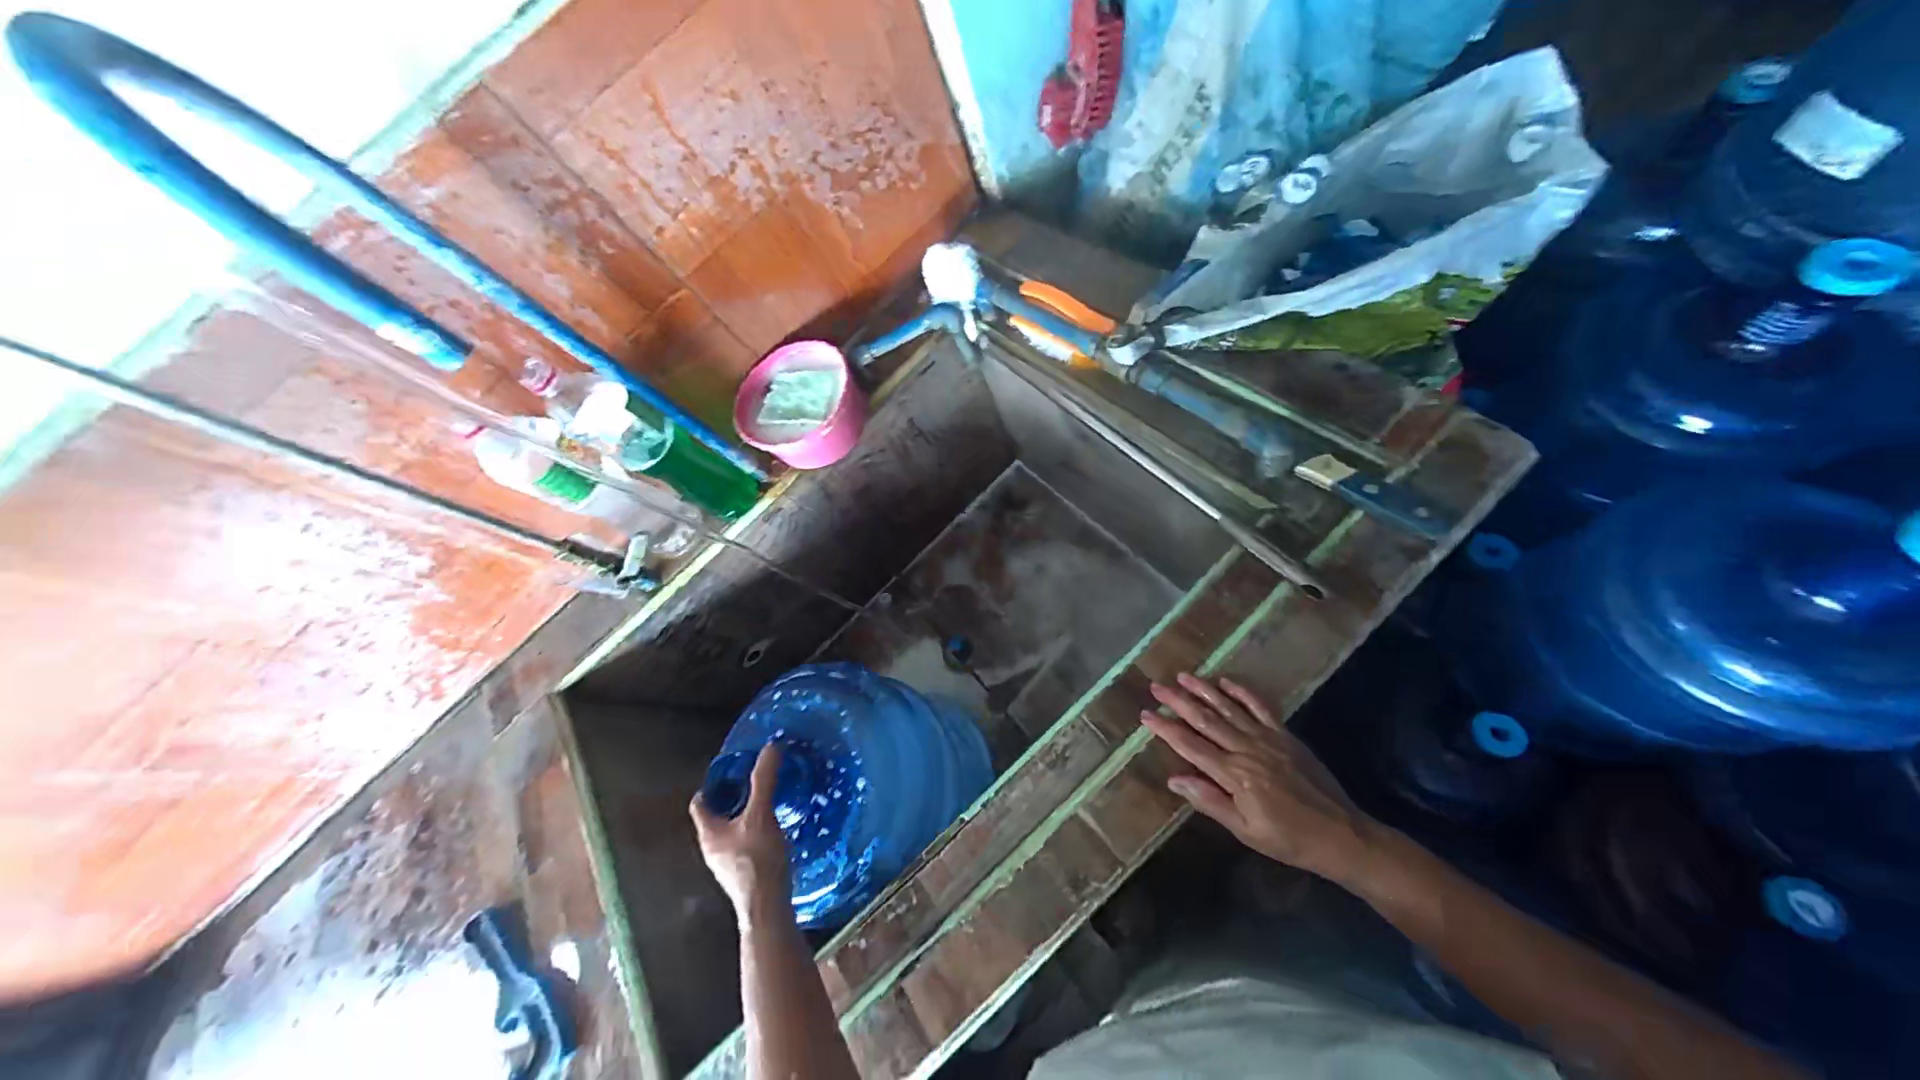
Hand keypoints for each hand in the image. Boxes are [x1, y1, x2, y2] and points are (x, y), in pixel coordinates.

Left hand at [690, 743, 791, 916]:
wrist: (767, 909)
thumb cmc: (757, 860)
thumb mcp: (761, 814)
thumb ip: (765, 780)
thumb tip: (771, 746)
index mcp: (708, 832)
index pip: (700, 802)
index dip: (712, 783)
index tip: (731, 770)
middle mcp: (712, 849)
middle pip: (715, 816)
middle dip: (732, 798)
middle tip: (752, 781)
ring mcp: (726, 864)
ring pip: (730, 832)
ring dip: (743, 816)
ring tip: (764, 802)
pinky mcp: (742, 875)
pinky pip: (742, 845)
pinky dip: (752, 832)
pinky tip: (772, 830)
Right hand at [1142, 673, 1382, 885]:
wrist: (1341, 835)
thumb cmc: (1288, 839)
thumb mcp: (1245, 830)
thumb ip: (1209, 801)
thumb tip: (1174, 778)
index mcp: (1234, 775)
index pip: (1190, 746)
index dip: (1166, 729)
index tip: (1146, 715)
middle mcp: (1247, 750)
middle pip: (1205, 720)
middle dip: (1178, 702)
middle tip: (1156, 686)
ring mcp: (1268, 739)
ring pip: (1229, 708)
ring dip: (1204, 690)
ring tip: (1183, 676)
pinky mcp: (1285, 736)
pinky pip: (1260, 708)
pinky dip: (1242, 692)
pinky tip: (1226, 682)